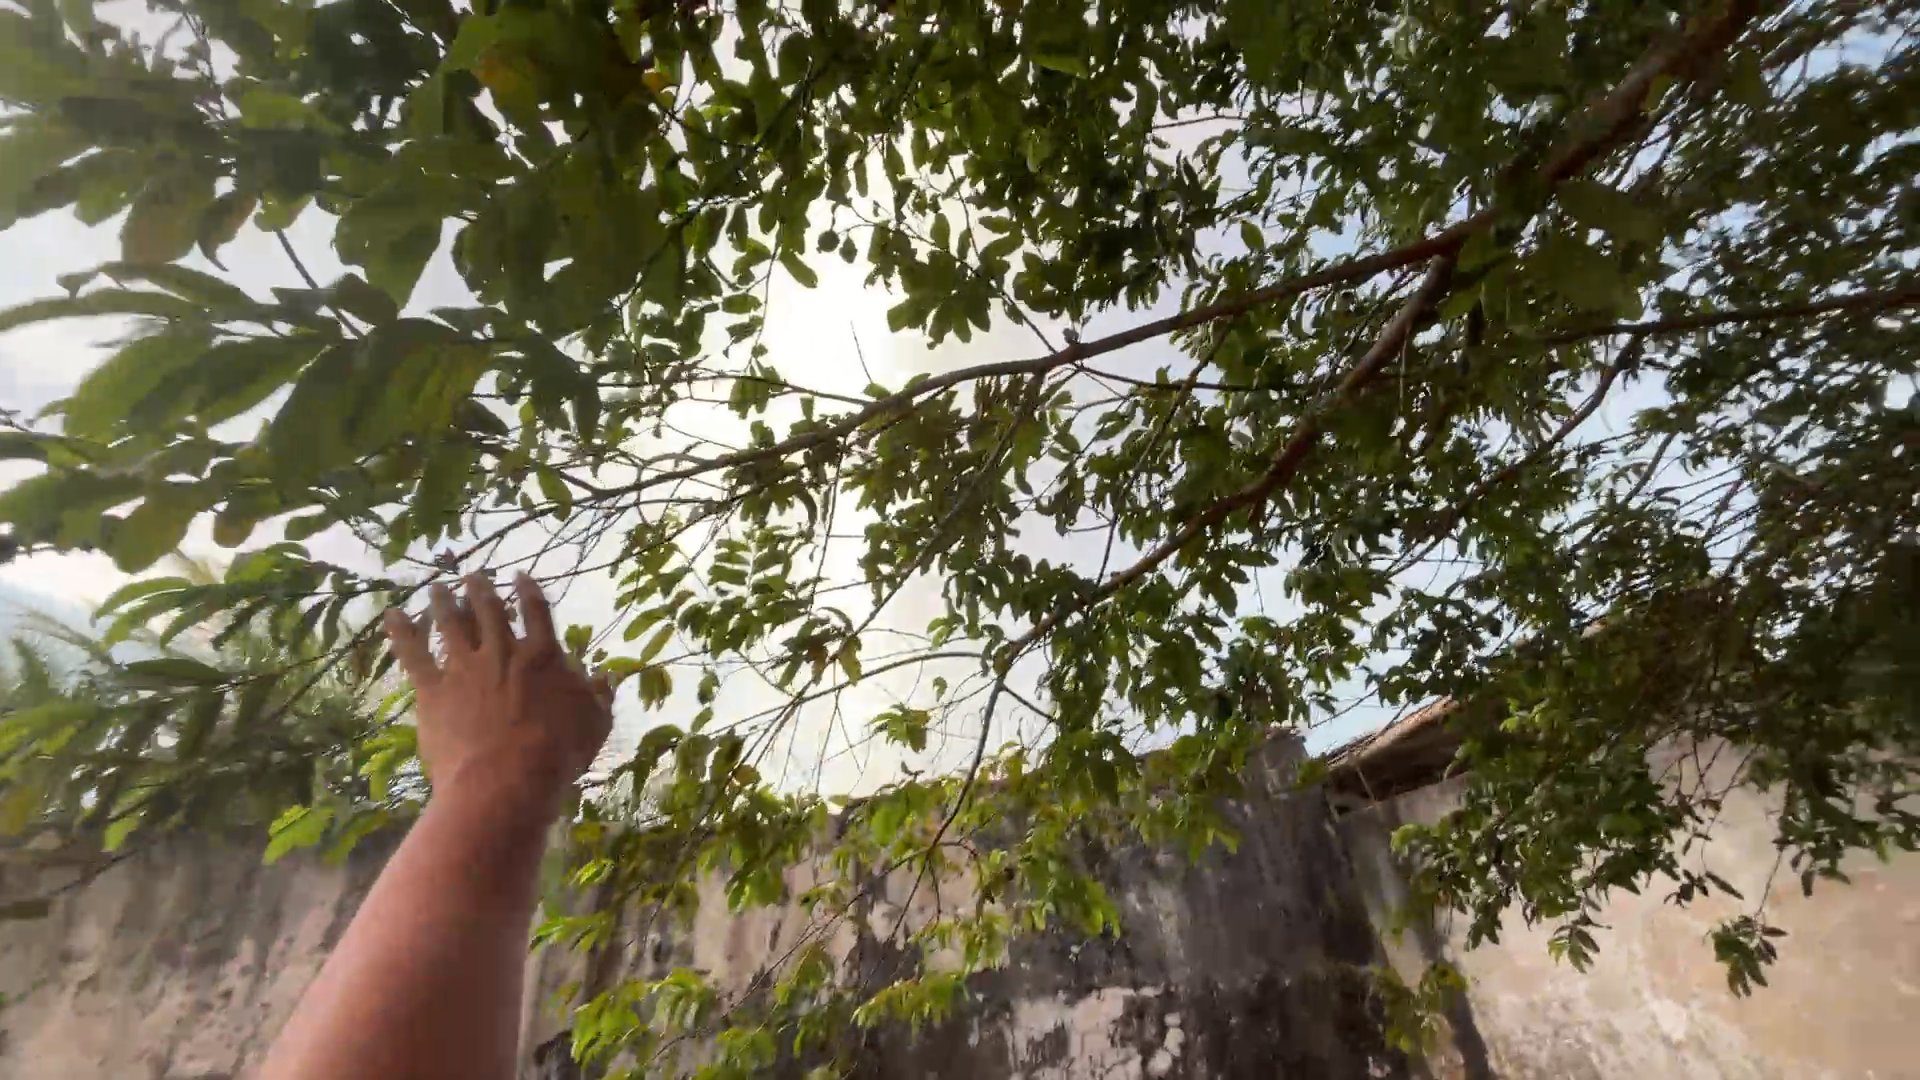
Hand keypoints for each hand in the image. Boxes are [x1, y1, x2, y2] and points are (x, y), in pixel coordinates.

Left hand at [382, 572, 611, 811]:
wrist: (506, 778)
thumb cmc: (558, 751)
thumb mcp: (596, 722)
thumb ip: (600, 695)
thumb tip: (607, 676)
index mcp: (544, 655)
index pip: (537, 612)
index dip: (528, 590)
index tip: (520, 576)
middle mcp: (504, 651)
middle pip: (490, 611)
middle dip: (481, 590)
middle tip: (472, 575)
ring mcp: (465, 668)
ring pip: (452, 624)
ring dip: (444, 602)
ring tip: (437, 587)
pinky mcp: (433, 689)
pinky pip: (413, 654)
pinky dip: (401, 632)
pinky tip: (391, 614)